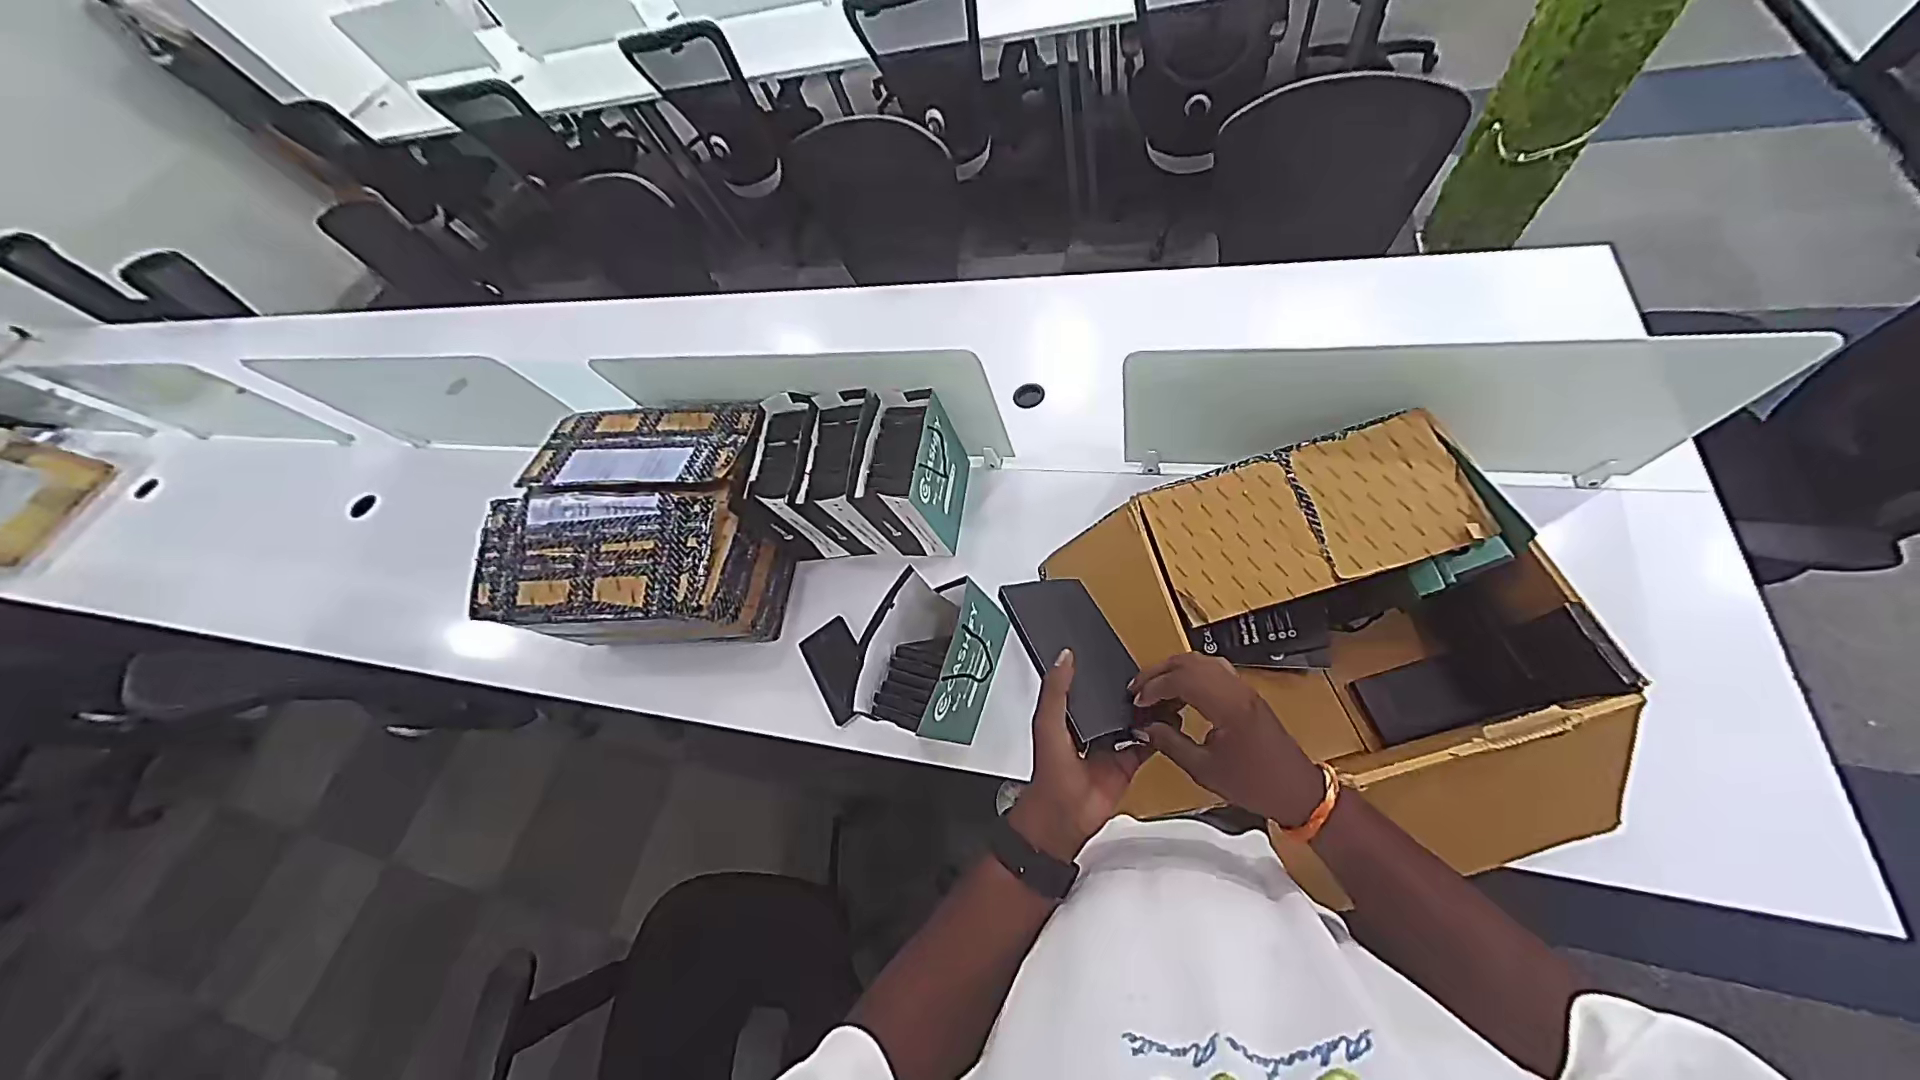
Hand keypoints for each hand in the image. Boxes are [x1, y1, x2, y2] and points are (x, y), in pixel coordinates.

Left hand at [1008, 649, 1147, 860]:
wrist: (1064, 816)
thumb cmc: (1048, 774)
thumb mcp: (1047, 723)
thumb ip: (1056, 690)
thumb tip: (1064, 658)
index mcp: (1067, 716)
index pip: (1083, 686)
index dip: (1096, 673)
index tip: (1110, 657)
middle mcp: (1090, 729)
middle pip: (1112, 703)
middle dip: (1127, 693)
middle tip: (1145, 678)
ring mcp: (1109, 746)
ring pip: (1132, 722)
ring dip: (1145, 711)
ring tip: (1160, 695)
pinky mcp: (1125, 763)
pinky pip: (1146, 745)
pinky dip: (1157, 736)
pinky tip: (1165, 724)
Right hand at [1129, 653, 1325, 826]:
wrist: (1298, 792)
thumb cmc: (1256, 785)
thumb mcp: (1205, 770)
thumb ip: (1170, 744)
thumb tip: (1145, 728)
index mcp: (1228, 707)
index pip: (1180, 679)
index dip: (1153, 688)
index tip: (1137, 702)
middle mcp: (1237, 690)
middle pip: (1188, 661)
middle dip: (1157, 672)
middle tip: (1137, 690)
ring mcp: (1244, 689)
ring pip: (1200, 660)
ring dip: (1173, 670)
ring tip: (1154, 689)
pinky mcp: (1246, 694)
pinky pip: (1213, 669)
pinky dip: (1190, 674)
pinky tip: (1179, 692)